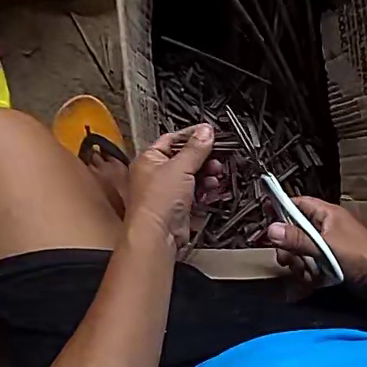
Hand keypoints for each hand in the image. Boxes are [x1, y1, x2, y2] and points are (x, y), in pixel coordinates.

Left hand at [124, 124, 222, 251]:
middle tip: (217, 158)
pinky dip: (205, 191)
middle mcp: (156, 175)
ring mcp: (167, 193)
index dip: (191, 136)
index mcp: (149, 160)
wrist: (158, 235)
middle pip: (185, 159)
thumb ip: (196, 148)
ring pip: (192, 177)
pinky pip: (195, 194)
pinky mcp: (178, 208)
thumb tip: (205, 131)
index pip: (172, 139)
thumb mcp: (180, 167)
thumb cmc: (156, 203)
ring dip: (206, 175)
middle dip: (203, 159)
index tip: (208, 134)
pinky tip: (212, 189)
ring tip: (216, 175)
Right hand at [264, 196, 366, 291]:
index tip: (266, 218)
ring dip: (298, 263)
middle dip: (288, 247)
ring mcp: (329, 245)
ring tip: (306, 273)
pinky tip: (314, 281)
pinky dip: (308, 273)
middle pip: (295, 230)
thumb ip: (297, 239)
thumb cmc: (360, 258)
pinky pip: (310, 264)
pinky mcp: (331, 262)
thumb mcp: (325, 247)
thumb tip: (271, 229)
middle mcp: (326, 227)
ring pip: (301, 250)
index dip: (281, 209)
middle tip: (288, 260)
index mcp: (327, 214)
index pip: (298, 204)